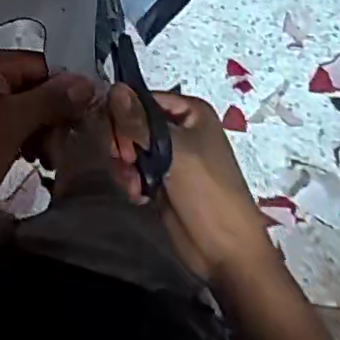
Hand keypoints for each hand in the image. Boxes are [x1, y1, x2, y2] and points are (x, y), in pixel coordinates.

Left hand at [0, 50, 95, 212]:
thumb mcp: (15, 123)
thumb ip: (53, 99)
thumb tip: (89, 82)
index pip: (45, 67)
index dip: (66, 92)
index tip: (82, 122)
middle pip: (34, 88)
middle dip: (53, 117)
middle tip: (62, 149)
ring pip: (22, 110)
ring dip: (40, 133)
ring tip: (49, 162)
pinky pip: (6, 126)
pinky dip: (21, 141)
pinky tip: (31, 162)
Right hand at [107, 87, 280, 284]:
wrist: (224, 250)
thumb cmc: (207, 191)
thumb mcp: (174, 151)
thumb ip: (140, 122)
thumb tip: (114, 89)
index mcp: (191, 112)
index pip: (144, 99)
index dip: (124, 114)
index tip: (116, 137)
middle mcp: (179, 129)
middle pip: (133, 122)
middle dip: (124, 143)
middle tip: (125, 162)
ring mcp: (169, 156)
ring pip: (130, 147)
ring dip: (125, 166)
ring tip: (133, 185)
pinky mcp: (160, 181)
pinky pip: (133, 169)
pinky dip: (130, 180)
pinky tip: (137, 195)